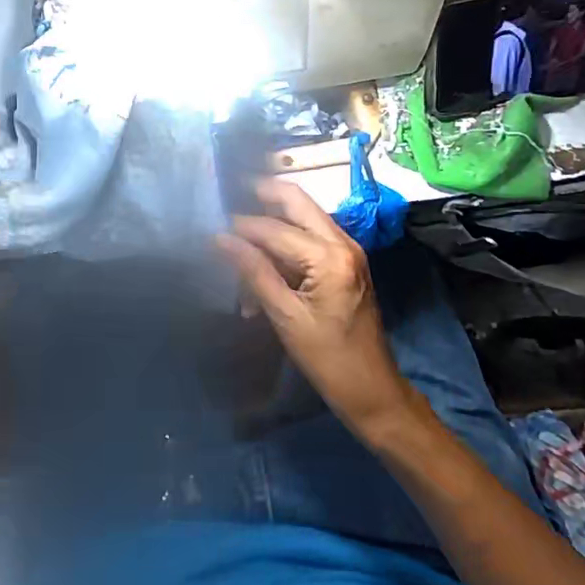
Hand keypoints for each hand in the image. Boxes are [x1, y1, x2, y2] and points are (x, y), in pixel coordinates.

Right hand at [214, 179, 414, 433]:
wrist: (373, 389)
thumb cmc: (328, 358)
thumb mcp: (286, 316)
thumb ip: (254, 271)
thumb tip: (221, 239)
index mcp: (329, 256)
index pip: (274, 228)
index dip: (240, 226)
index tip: (211, 225)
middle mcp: (343, 242)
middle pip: (297, 202)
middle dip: (262, 196)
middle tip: (228, 196)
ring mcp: (347, 251)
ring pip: (303, 217)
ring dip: (272, 221)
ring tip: (238, 233)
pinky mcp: (345, 263)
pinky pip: (310, 238)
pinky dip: (284, 243)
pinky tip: (260, 263)